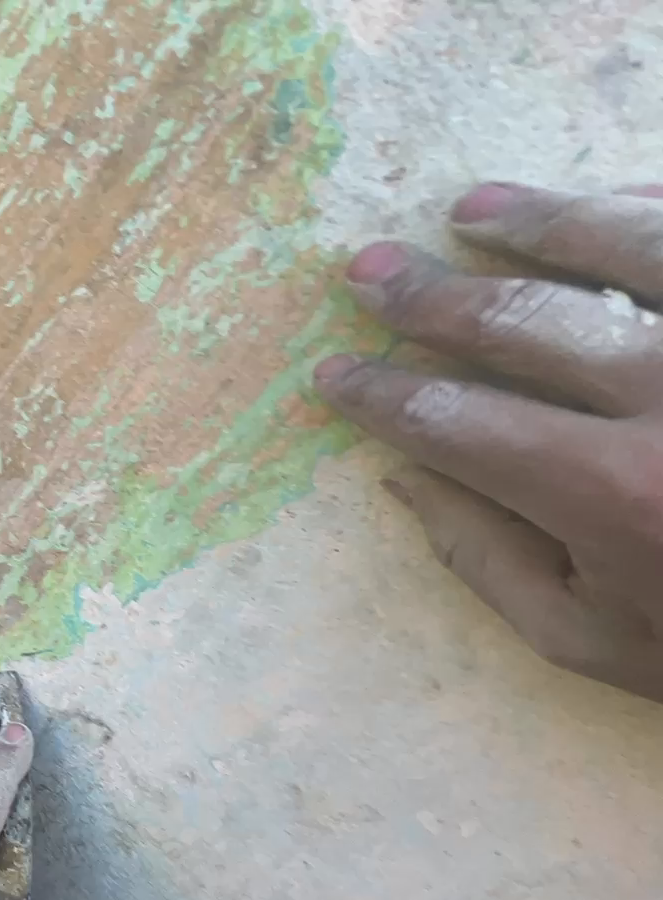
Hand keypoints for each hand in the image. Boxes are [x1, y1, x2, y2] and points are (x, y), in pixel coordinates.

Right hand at [314, 183, 662, 703]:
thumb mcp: (584, 635)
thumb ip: (480, 555)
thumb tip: (403, 474)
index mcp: (613, 492)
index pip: (449, 420)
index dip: (378, 393)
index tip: (331, 373)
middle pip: (526, 322)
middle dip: (429, 296)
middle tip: (369, 268)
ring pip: (644, 251)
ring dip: (545, 225)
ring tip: (477, 207)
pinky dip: (662, 213)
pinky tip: (615, 202)